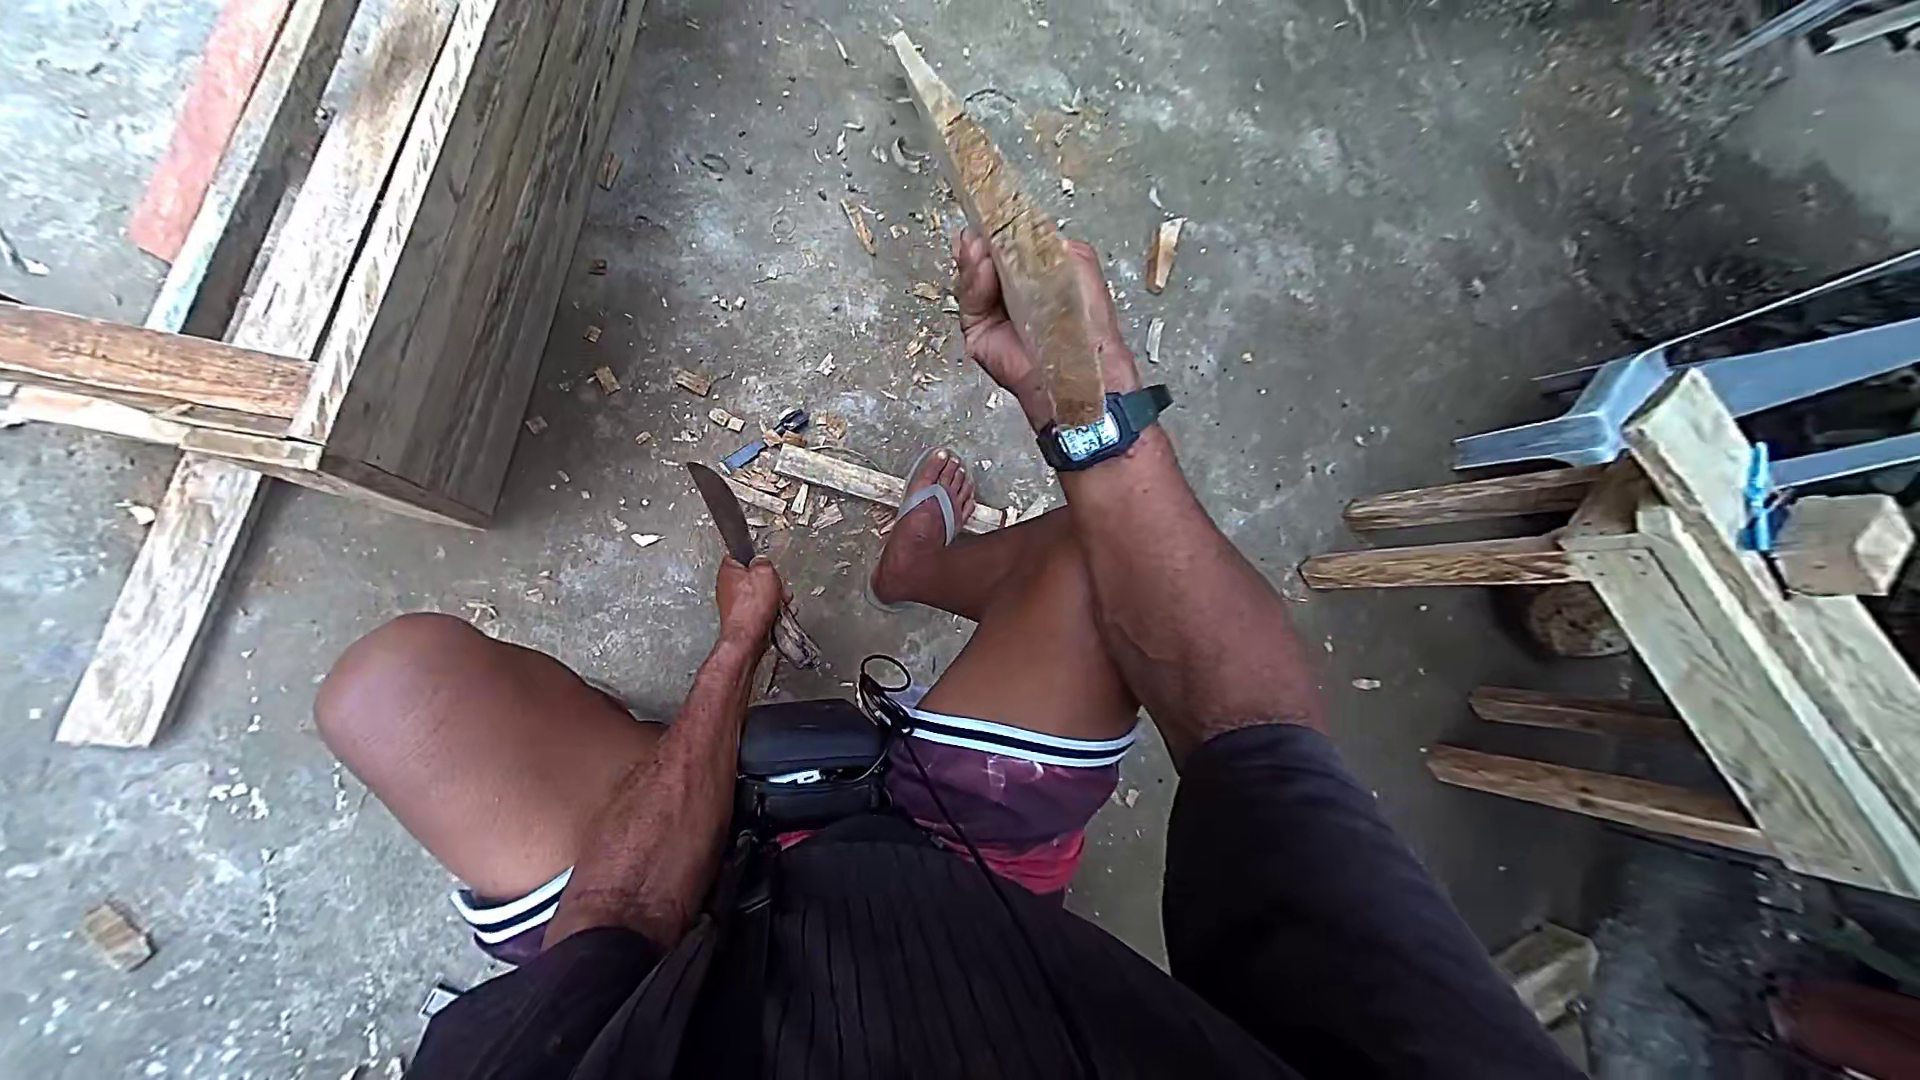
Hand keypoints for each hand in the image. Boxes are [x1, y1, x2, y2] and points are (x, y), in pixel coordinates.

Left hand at [715, 556, 781, 648]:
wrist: (748, 637)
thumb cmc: (751, 608)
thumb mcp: (765, 572)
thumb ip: (763, 561)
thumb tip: (762, 561)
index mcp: (728, 570)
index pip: (740, 554)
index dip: (756, 558)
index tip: (765, 564)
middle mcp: (727, 585)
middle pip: (754, 575)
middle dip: (769, 581)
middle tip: (776, 586)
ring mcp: (734, 602)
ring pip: (759, 592)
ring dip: (773, 596)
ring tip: (779, 602)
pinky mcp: (742, 616)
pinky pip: (760, 607)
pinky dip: (770, 609)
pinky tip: (776, 613)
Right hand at [952, 228, 1140, 430]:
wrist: (1078, 366)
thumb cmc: (1085, 322)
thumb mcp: (1075, 263)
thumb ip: (1045, 242)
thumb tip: (1015, 226)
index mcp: (1033, 273)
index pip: (1006, 242)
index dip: (997, 225)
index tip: (990, 207)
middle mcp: (1009, 291)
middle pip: (983, 257)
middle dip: (981, 239)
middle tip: (980, 225)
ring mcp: (992, 311)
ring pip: (971, 277)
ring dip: (974, 257)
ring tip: (978, 244)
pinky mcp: (978, 331)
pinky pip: (969, 302)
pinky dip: (972, 282)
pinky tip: (981, 267)